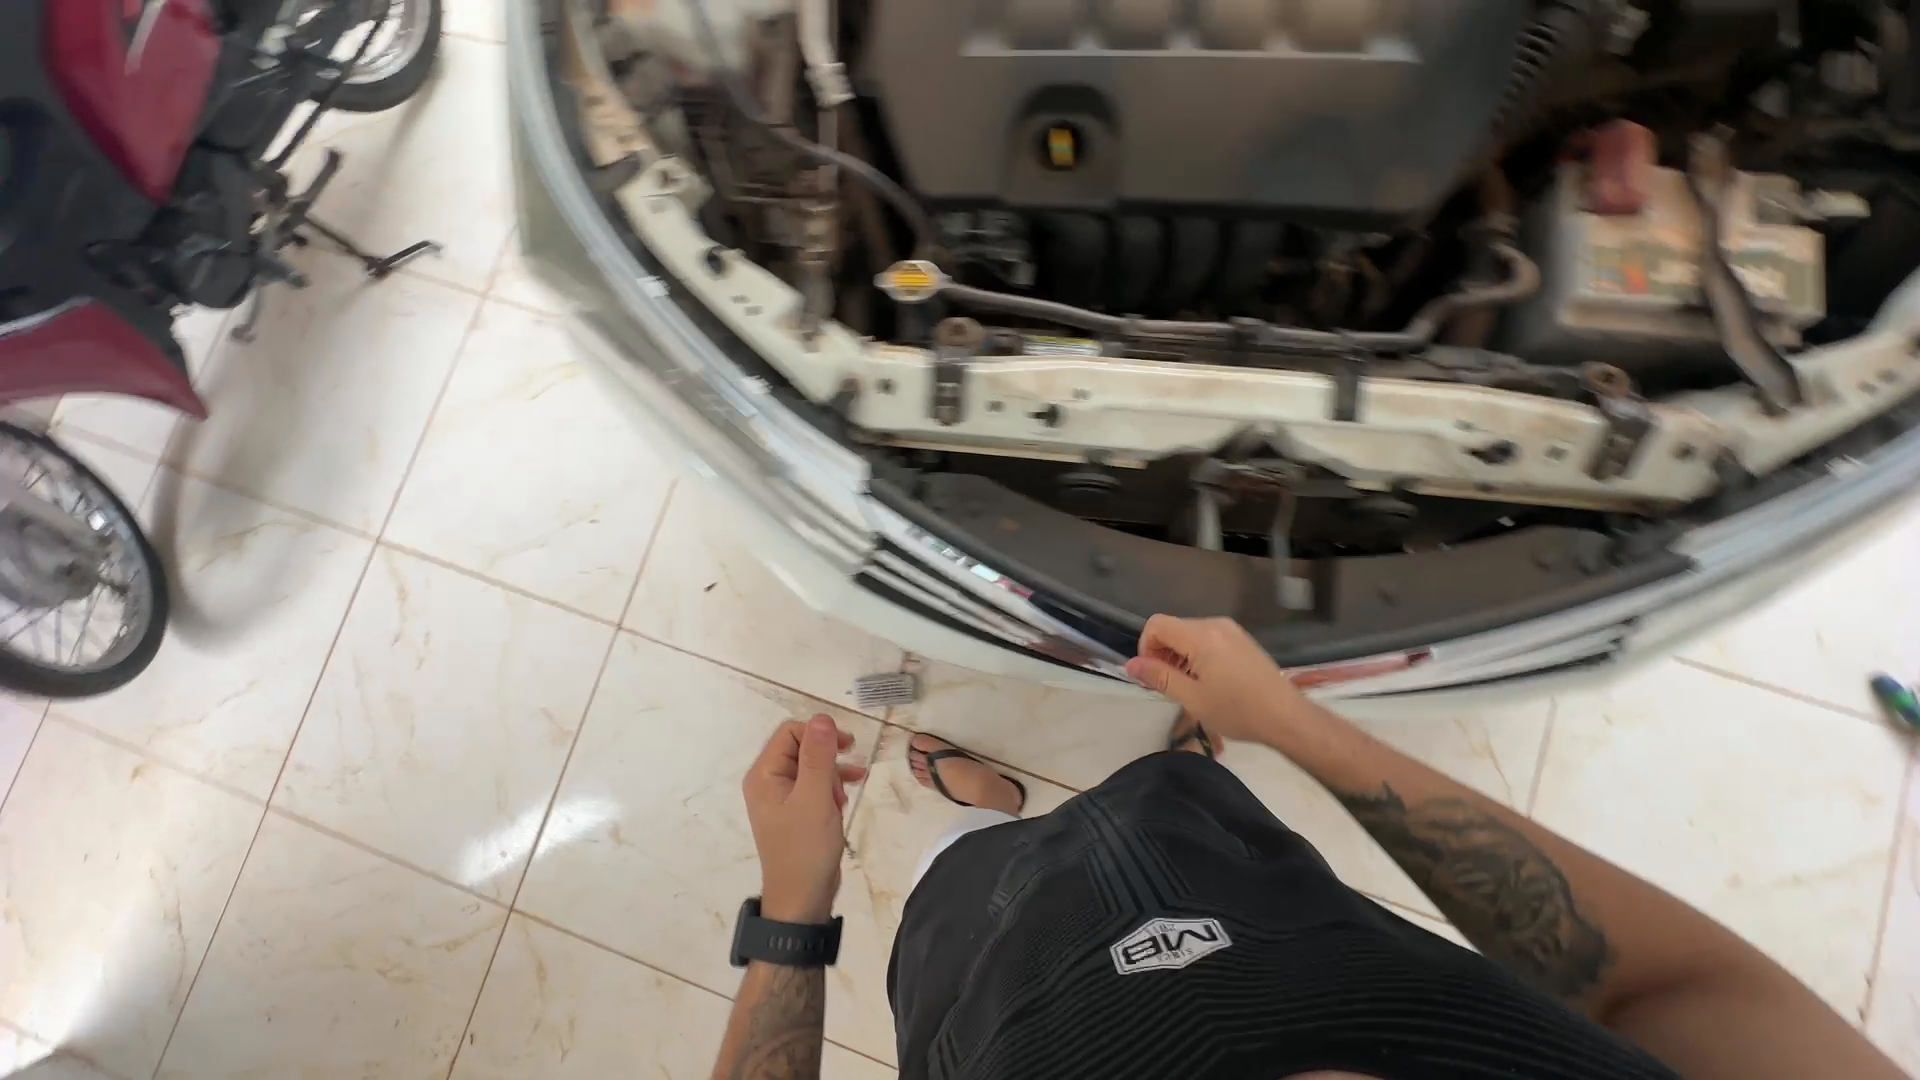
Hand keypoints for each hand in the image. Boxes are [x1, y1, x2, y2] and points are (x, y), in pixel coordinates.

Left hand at [742, 714, 868, 923]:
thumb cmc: (805, 848)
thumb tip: (822, 717)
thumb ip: (818, 756)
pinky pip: (814, 785)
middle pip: (802, 747)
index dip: (819, 734)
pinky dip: (831, 787)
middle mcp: (768, 781)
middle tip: (846, 774)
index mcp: (764, 774)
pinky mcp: (796, 811)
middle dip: (827, 757)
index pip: (791, 732)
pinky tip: (847, 796)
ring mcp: (782, 797)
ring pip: (812, 766)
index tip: (845, 747)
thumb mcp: (815, 798)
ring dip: (832, 773)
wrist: (802, 899)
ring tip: (846, 790)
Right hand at [1124, 615, 1314, 745]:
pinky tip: (1207, 681)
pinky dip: (1196, 655)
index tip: (1152, 675)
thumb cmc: (1238, 710)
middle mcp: (1215, 625)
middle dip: (1162, 653)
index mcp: (1201, 636)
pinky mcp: (1240, 640)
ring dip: (1179, 656)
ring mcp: (1231, 630)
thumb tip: (1130, 665)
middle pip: (1173, 628)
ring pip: (1189, 634)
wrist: (1287, 717)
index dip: (1146, 647)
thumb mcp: (1192, 698)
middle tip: (1168, 685)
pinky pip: (1207, 639)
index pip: (1157, 624)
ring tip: (1188, 686)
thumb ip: (1159, 677)